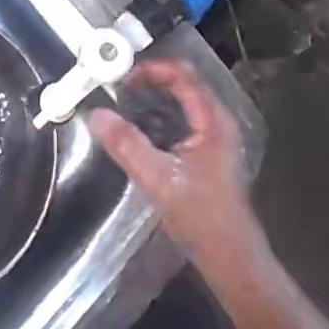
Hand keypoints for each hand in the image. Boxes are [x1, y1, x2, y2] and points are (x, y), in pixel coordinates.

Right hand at [87, 58, 263, 265]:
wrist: (231, 259)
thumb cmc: (202, 218)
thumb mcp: (159, 180)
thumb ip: (128, 145)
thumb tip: (97, 114)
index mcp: (213, 121)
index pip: (183, 75)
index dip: (152, 68)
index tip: (122, 76)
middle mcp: (217, 122)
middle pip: (184, 82)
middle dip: (151, 78)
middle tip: (118, 84)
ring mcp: (214, 137)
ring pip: (183, 100)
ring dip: (155, 95)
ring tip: (123, 99)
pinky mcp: (206, 152)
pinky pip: (182, 117)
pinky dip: (160, 112)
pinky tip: (139, 126)